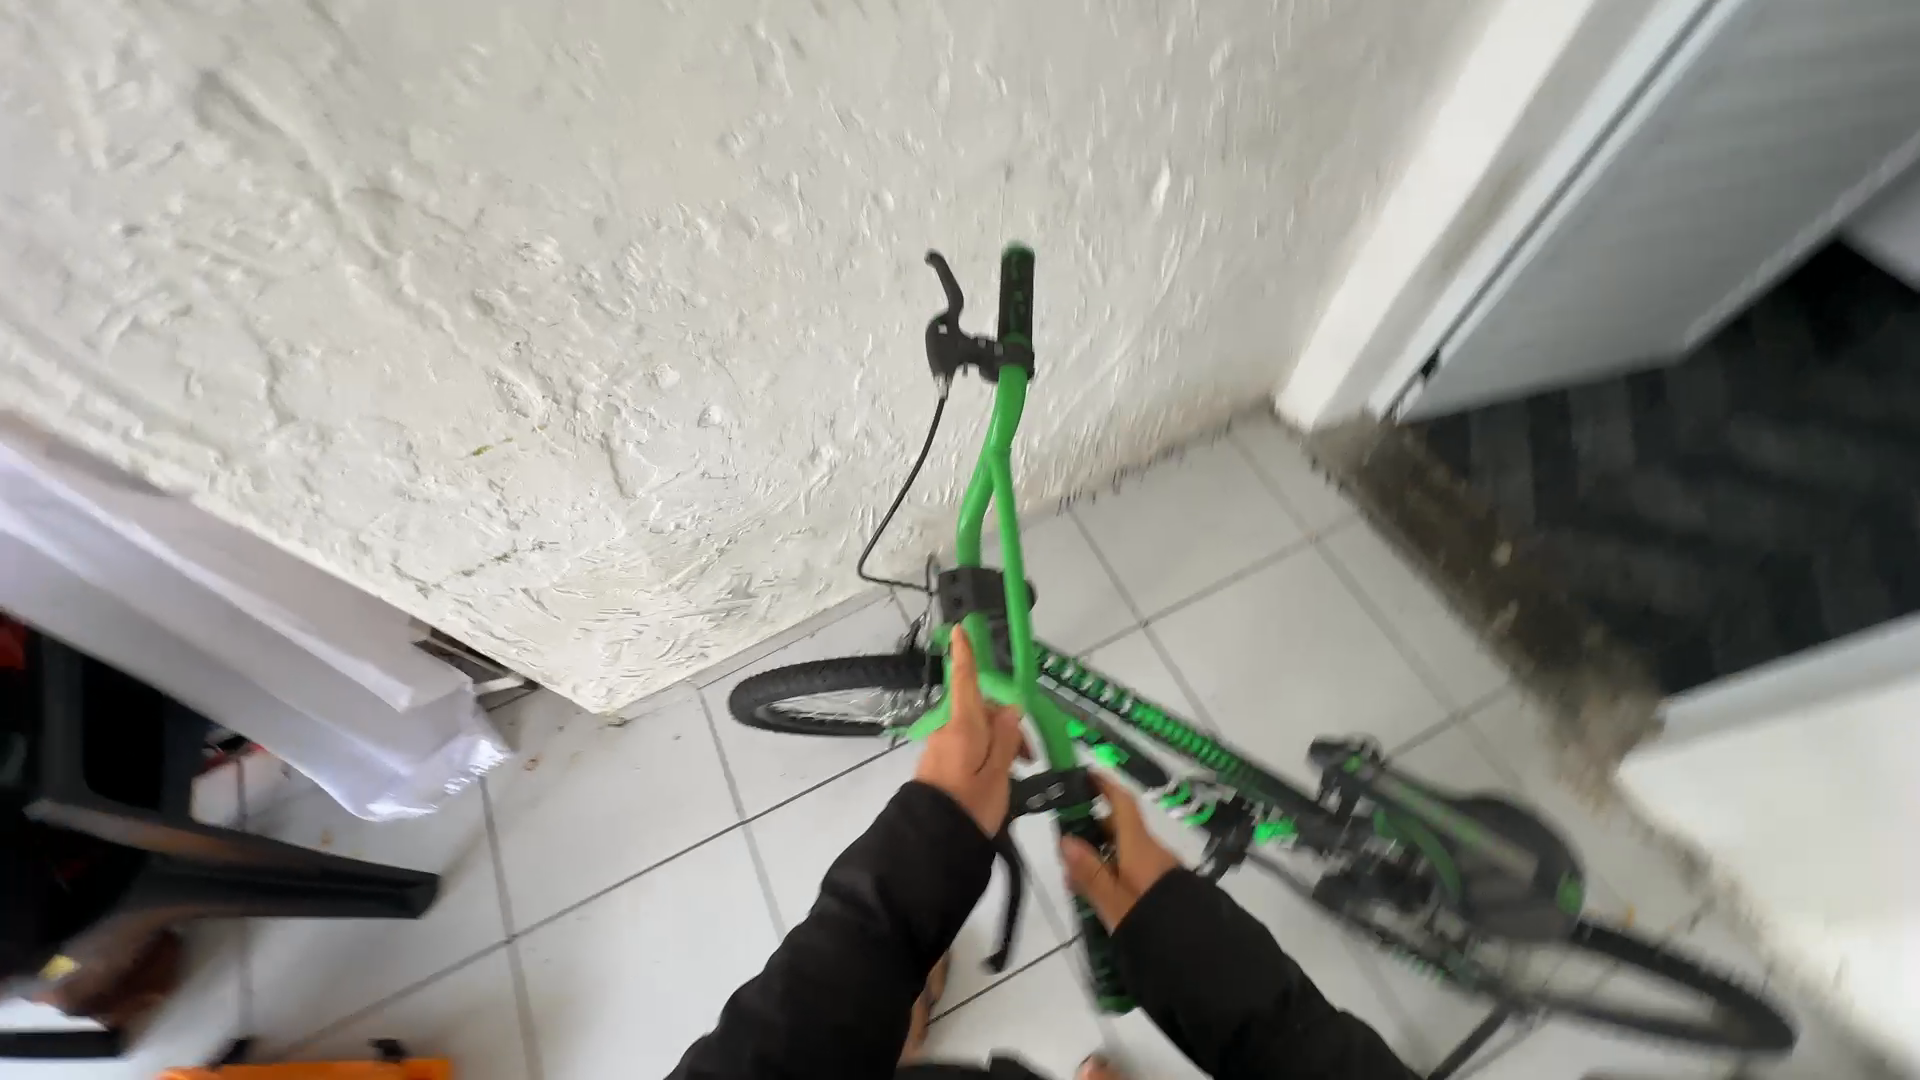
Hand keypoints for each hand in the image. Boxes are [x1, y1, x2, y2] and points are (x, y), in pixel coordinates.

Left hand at [914, 629, 1027, 835]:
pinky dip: (984, 754)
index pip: (965, 681)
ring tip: (1016, 772)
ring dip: (997, 742)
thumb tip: (1010, 708)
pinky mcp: (937, 764)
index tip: (959, 630)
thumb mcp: (998, 774)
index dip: (964, 654)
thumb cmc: (969, 806)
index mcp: (963, 726)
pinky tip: (996, 779)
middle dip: (1005, 722)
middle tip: (1028, 756)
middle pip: (979, 710)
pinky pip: (965, 746)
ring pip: (975, 730)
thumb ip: (1005, 738)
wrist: (929, 843)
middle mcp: (948, 730)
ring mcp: (940, 747)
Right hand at [1060, 773, 1181, 930]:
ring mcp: (1163, 870)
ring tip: (1076, 879)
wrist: (1199, 957)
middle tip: (1065, 844)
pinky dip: (1116, 873)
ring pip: (1127, 852)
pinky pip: (1137, 870)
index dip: (1105, 785)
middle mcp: (1153, 850)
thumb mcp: (1112, 902)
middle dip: (1093, 830)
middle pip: (1121, 828)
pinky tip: (1101, 897)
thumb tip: (1065, 839)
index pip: (1122, 802)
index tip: (1086, 775)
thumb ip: (1088, 871)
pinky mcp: (1169, 891)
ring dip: (1103, 857)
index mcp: (1139, 845)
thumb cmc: (1150, 922)